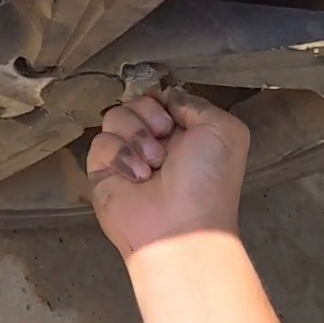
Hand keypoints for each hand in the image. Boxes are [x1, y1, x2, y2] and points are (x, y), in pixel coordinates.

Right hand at [87, 88, 250, 258]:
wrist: (180, 226)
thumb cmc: (207, 181)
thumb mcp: (223, 130)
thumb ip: (195, 103)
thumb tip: (167, 96)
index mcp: (183, 132)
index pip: (160, 98)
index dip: (162, 100)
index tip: (172, 117)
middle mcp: (153, 142)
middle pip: (135, 102)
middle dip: (149, 116)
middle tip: (163, 137)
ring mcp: (125, 156)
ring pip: (114, 117)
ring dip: (136, 136)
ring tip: (153, 163)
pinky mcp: (102, 171)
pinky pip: (100, 143)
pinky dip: (120, 156)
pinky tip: (137, 177)